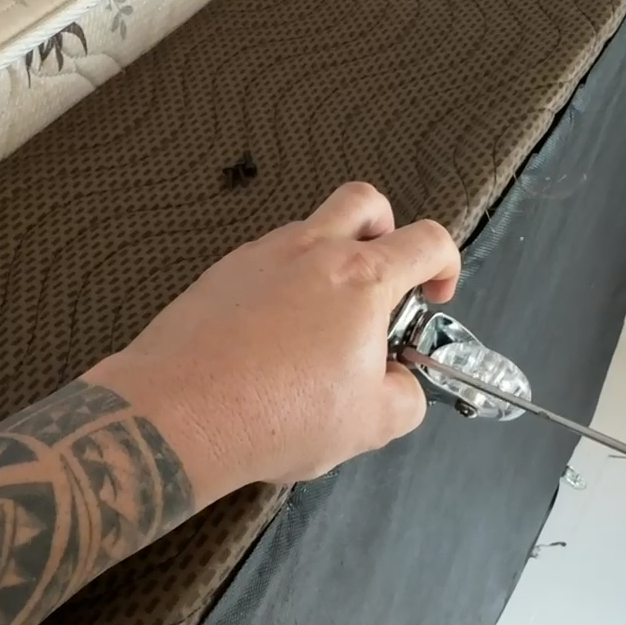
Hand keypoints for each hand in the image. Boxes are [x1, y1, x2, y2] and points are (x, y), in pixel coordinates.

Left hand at [85, 182, 458, 495]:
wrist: (179, 414)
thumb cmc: (278, 415)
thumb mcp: (370, 424)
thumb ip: (405, 396)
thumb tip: (399, 383)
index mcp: (360, 278)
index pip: (426, 240)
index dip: (446, 263)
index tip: (435, 295)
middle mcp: (310, 250)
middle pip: (364, 201)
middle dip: (387, 228)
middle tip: (382, 276)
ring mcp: (259, 256)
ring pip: (309, 230)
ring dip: (330, 259)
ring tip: (321, 323)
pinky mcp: (219, 273)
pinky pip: (266, 261)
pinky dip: (284, 283)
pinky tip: (271, 336)